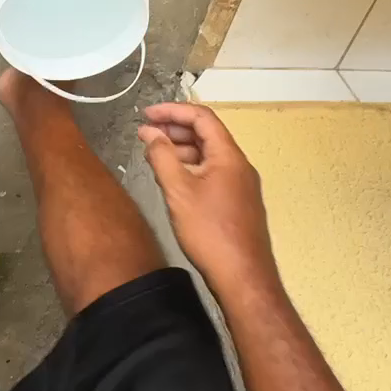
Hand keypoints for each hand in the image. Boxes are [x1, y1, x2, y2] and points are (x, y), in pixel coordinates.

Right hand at [139, 101, 277, 287]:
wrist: (243, 279)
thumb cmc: (210, 232)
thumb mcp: (178, 190)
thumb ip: (162, 156)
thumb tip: (150, 132)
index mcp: (229, 156)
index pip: (201, 117)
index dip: (172, 110)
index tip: (146, 114)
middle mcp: (239, 165)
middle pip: (206, 133)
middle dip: (174, 129)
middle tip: (146, 132)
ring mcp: (241, 185)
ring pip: (209, 154)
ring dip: (181, 148)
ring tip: (154, 154)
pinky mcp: (238, 202)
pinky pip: (212, 171)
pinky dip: (190, 166)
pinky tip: (172, 179)